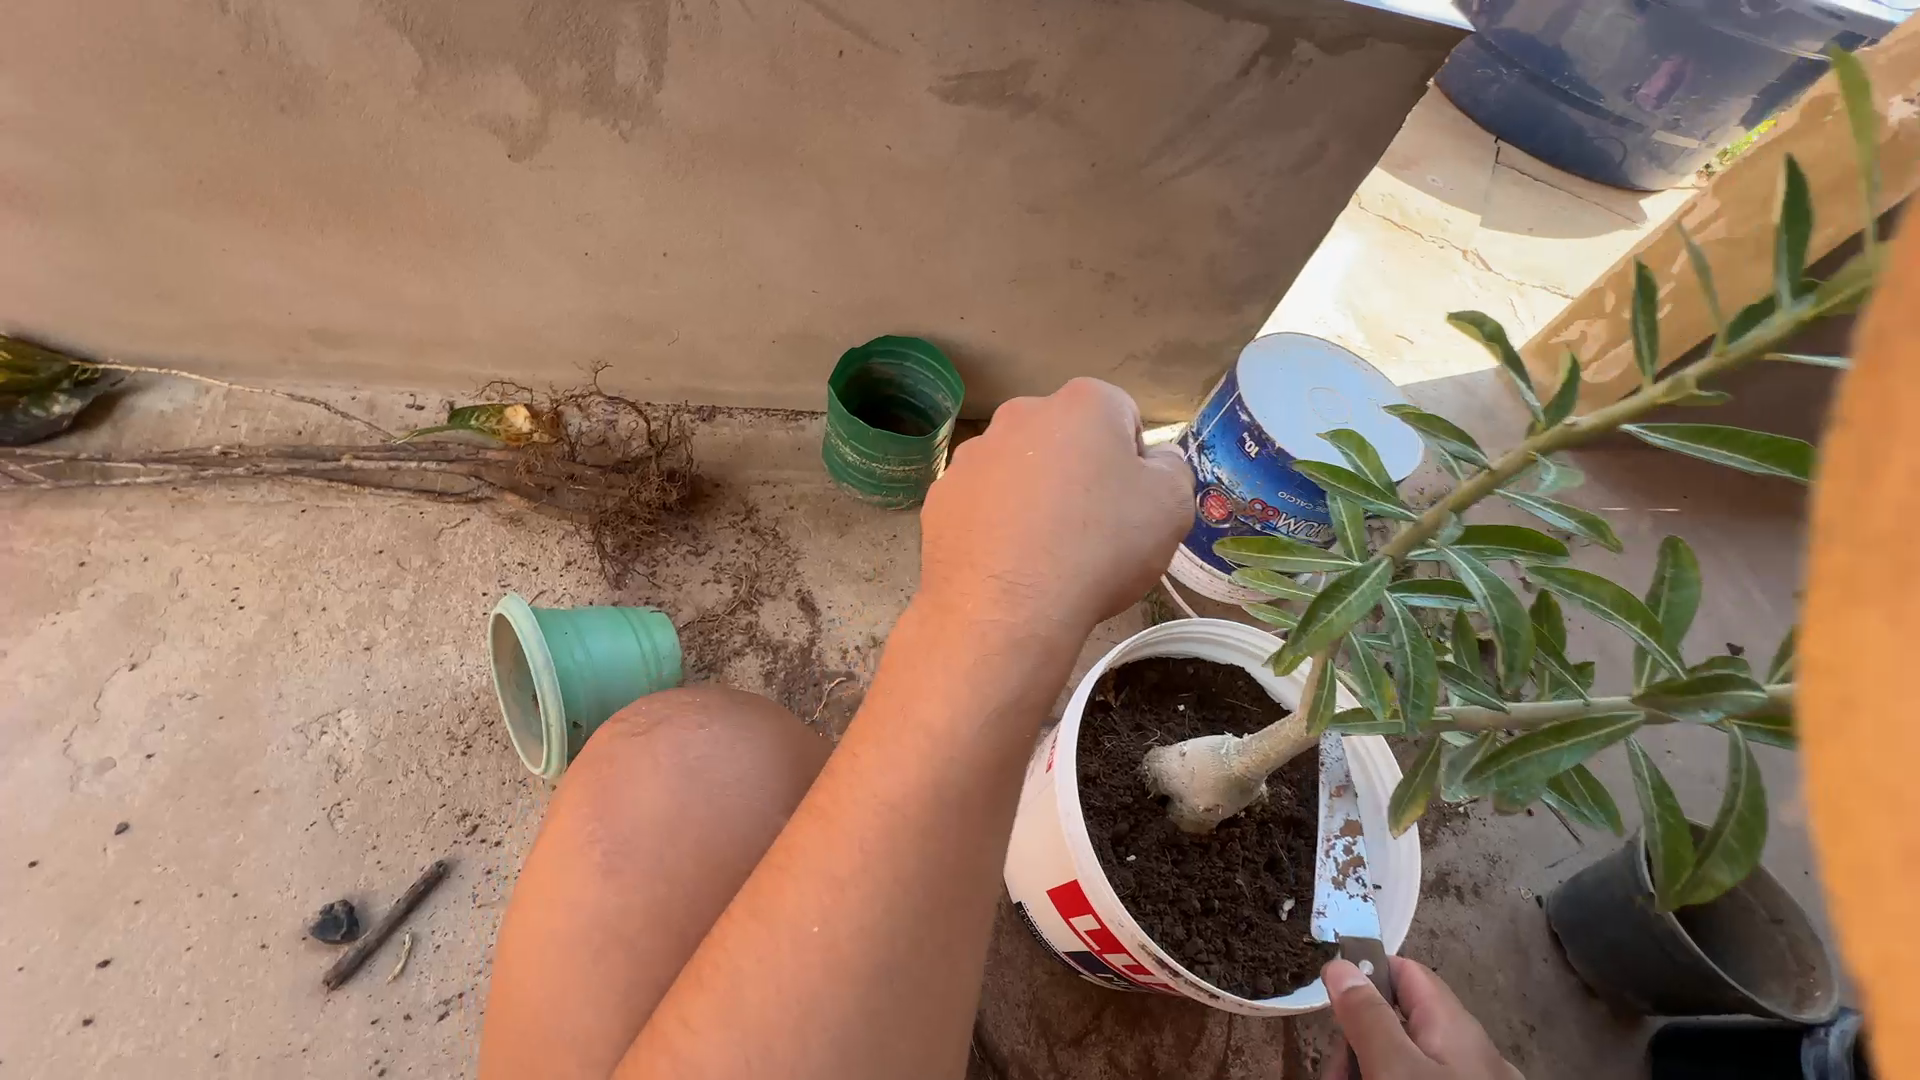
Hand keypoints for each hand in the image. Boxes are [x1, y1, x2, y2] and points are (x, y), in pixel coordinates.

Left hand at [917, 378, 1192, 640]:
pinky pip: (980, 504)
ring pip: (1017, 470)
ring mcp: (972, 455)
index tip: (1128, 504)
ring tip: (1043, 553)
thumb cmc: (1098, 549)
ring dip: (1032, 497)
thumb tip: (1154, 460)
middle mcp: (1020, 414)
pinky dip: (993, 524)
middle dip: (1077, 473)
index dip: (1131, 462)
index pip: (1121, 416)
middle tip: (1088, 529)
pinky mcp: (939, 497)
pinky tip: (1006, 563)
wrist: (1005, 611)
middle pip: (1063, 439)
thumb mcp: (1170, 508)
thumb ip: (1172, 469)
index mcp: (1082, 403)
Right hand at [1320, 958, 1522, 1079]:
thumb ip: (1366, 1015)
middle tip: (1338, 1077)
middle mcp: (1471, 1057)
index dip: (1367, 975)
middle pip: (1398, 1025)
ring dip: (1364, 1074)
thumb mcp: (1394, 1069)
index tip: (1333, 1003)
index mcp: (1457, 1029)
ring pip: (1402, 1065)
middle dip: (1356, 1045)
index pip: (1407, 973)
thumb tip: (1342, 965)